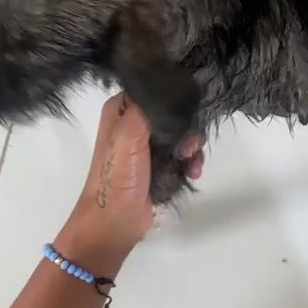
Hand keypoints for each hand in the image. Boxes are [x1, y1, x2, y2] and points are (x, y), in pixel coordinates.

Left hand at [52, 95, 203, 275]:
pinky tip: (192, 172)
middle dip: (186, 128)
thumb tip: (171, 86)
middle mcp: (134, 122)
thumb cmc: (116, 175)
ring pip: (181, 133)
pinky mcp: (159, 165)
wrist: (115, 221)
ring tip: (190, 162)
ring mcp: (147, 145)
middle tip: (187, 146)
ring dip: (192, 147)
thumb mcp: (127, 135)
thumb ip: (147, 109)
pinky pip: (183, 154)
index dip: (173, 97)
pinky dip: (191, 161)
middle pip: (172, 112)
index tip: (187, 110)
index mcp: (121, 109)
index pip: (153, 89)